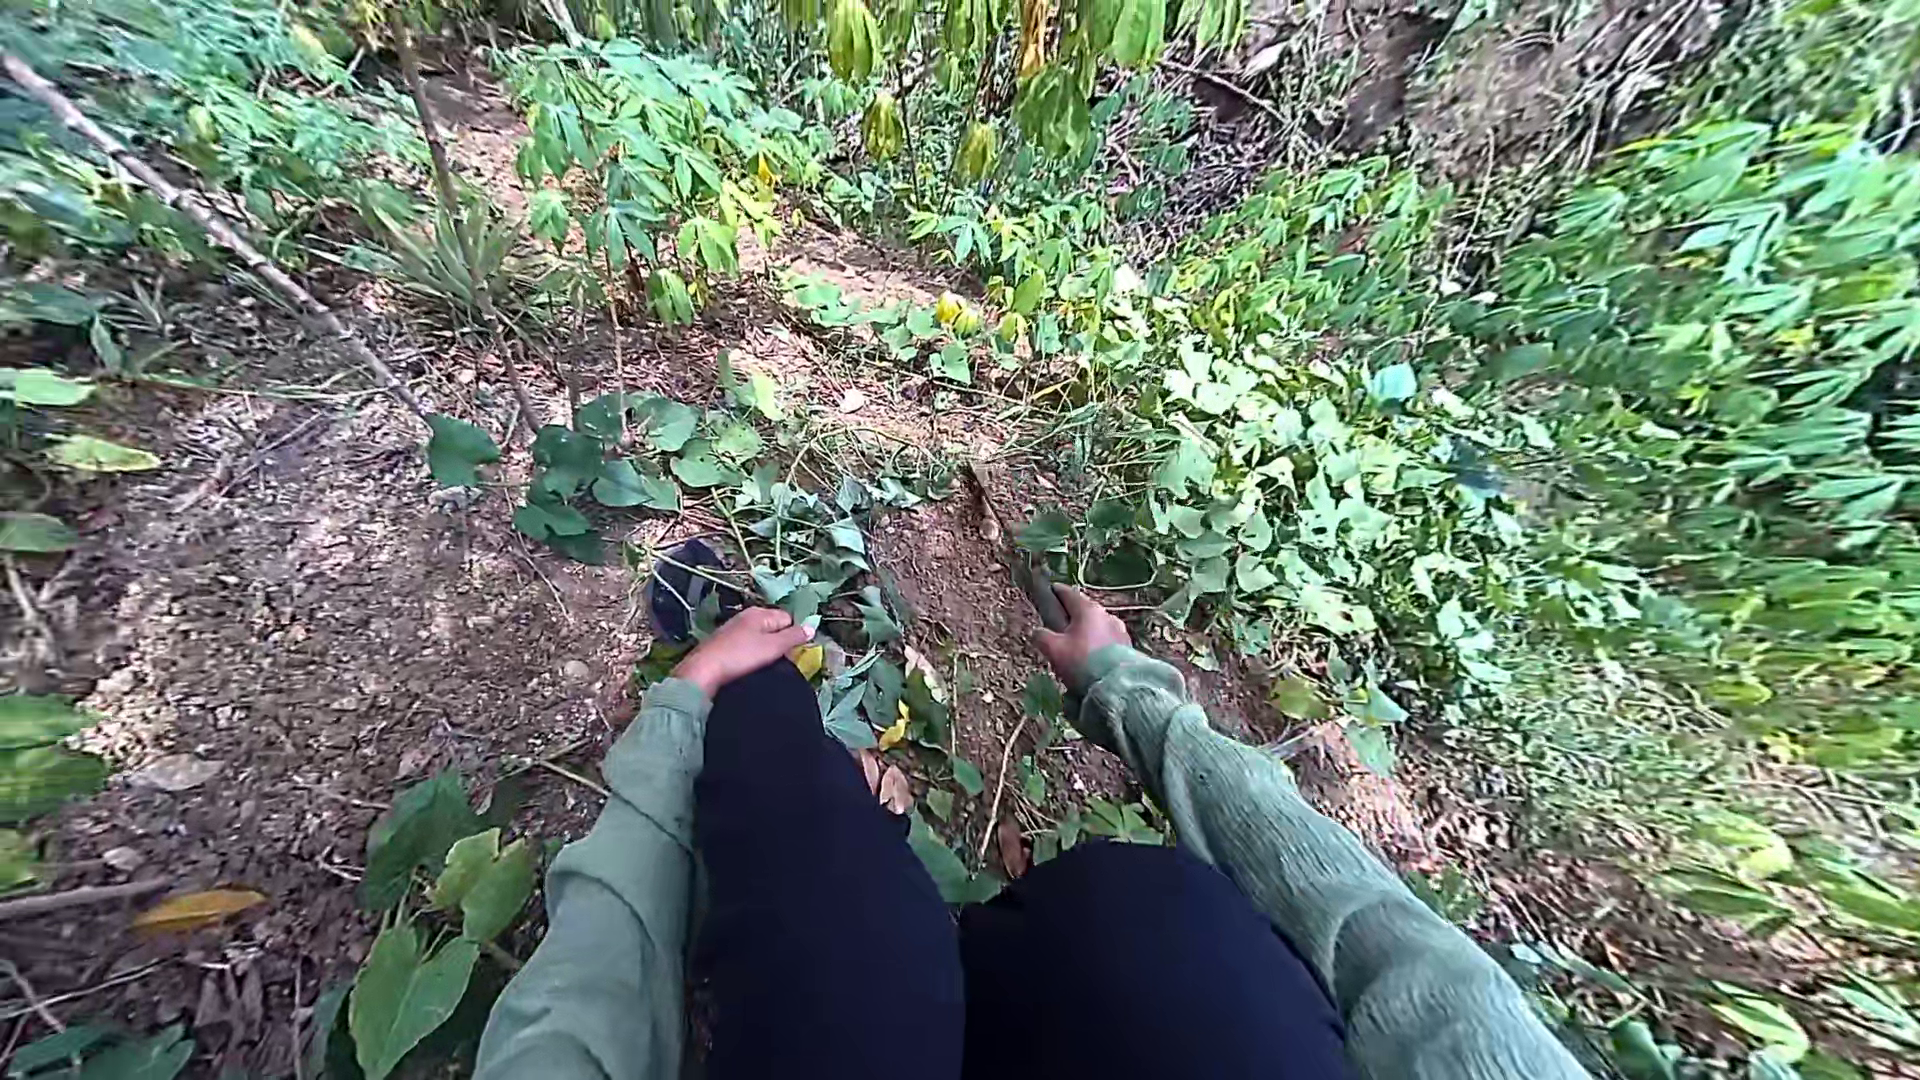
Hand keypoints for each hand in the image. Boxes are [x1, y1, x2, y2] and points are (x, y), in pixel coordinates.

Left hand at [672, 607, 814, 698]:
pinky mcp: (723, 645)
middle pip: (774, 628)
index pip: (788, 618)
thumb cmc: (740, 657)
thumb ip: (794, 636)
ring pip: (760, 638)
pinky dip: (750, 656)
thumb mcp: (773, 647)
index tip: (794, 651)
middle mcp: (745, 617)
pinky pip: (746, 647)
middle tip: (780, 660)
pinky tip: (748, 668)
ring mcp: (732, 631)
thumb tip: (812, 627)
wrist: (702, 673)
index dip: (794, 634)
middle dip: (780, 643)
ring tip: (764, 666)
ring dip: (765, 651)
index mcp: (759, 613)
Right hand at [1031, 585, 1129, 688]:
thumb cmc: (1082, 662)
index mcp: (1087, 610)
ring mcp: (1119, 630)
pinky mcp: (1128, 646)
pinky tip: (1091, 658)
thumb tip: (1037, 632)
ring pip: (1096, 625)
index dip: (1055, 592)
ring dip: (1085, 631)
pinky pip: (1107, 640)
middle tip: (1058, 626)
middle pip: (1083, 610)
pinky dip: (1097, 644)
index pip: (1068, 593)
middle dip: (1071, 616)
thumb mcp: (1054, 650)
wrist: (1118, 686)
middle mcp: (1106, 615)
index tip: (1049, 591)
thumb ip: (1041, 637)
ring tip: (1075, 647)